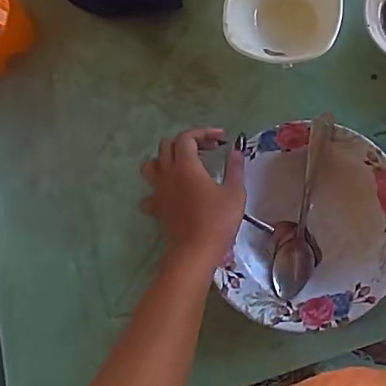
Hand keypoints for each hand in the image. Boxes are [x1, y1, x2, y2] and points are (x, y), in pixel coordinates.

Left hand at [139, 128, 245, 266]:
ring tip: (185, 166)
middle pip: (167, 145)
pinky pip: (150, 191)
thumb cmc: (218, 220)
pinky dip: (160, 187)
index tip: (221, 139)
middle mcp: (168, 174)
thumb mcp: (235, 191)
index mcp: (186, 166)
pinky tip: (173, 193)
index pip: (187, 137)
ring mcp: (158, 191)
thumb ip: (234, 167)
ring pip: (152, 165)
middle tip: (208, 149)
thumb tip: (235, 151)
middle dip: (188, 142)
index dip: (203, 133)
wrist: (195, 252)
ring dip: (167, 159)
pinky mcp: (156, 208)